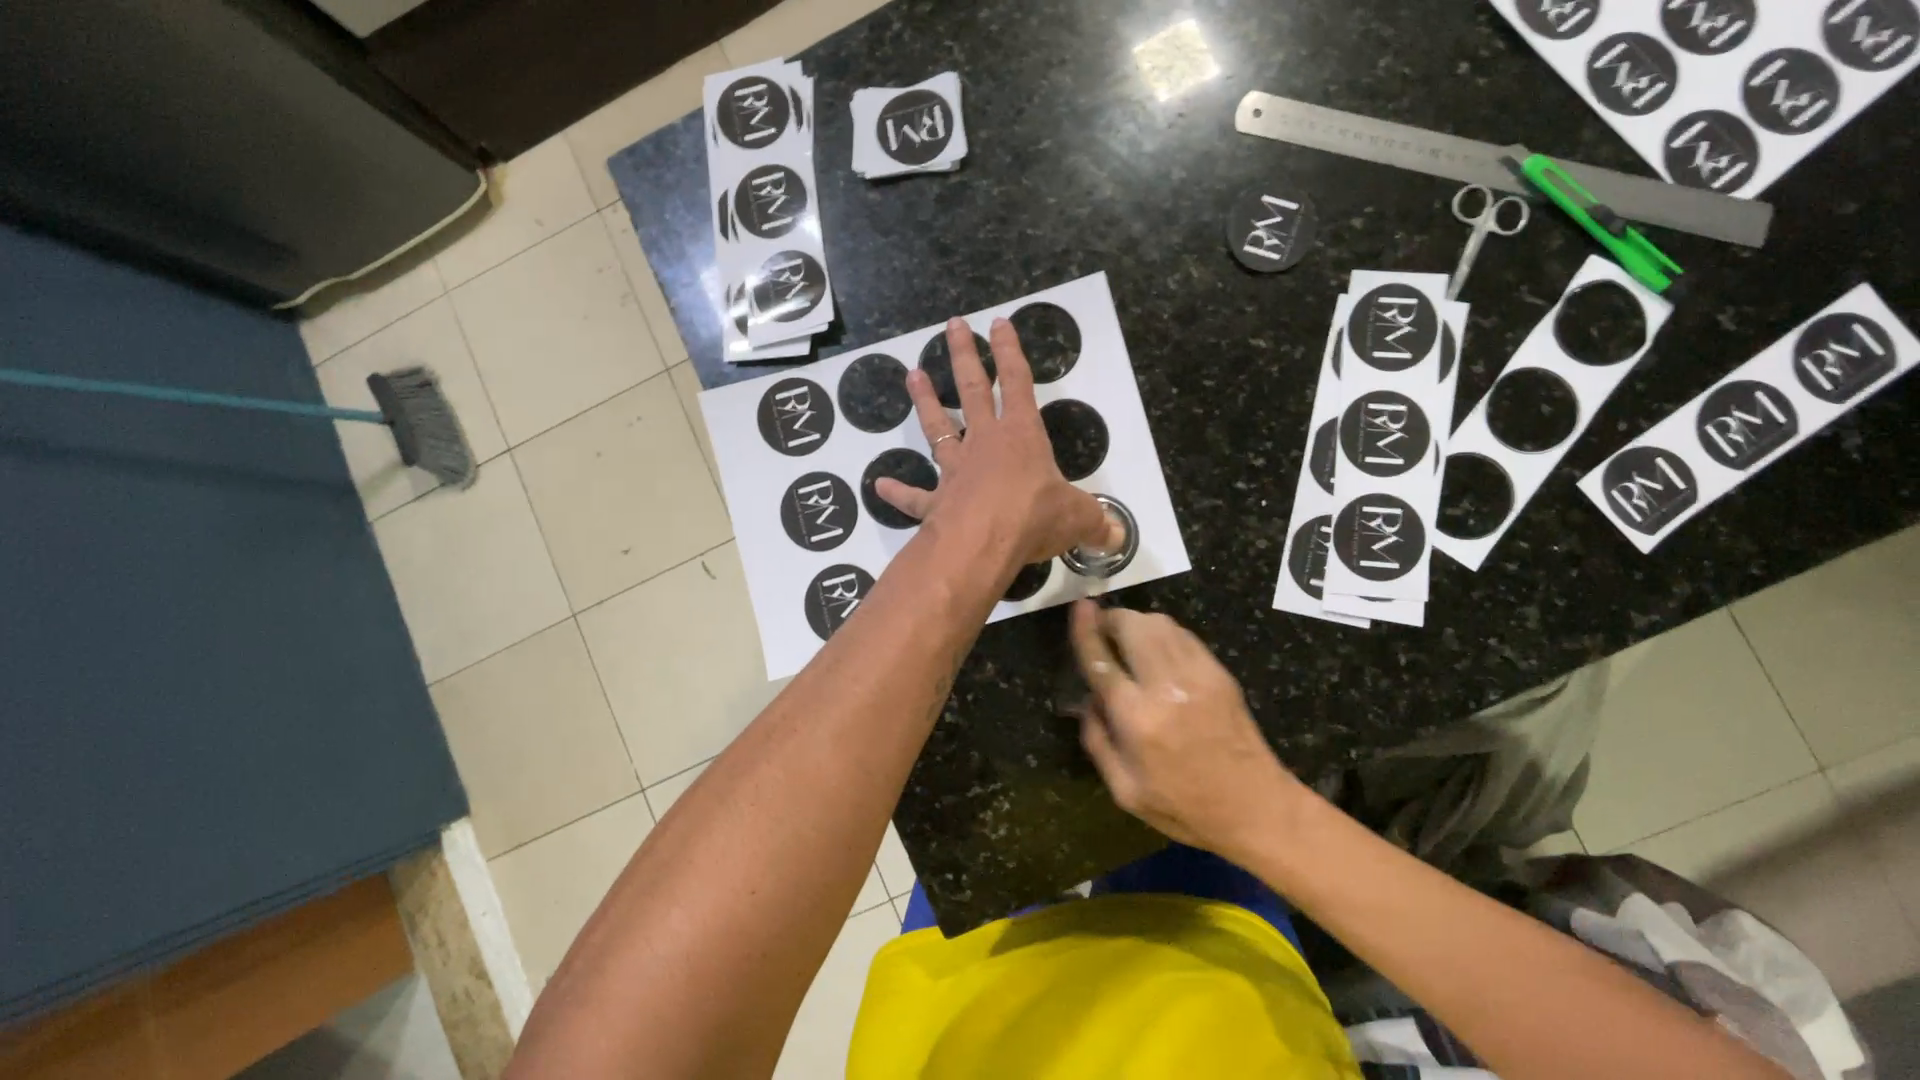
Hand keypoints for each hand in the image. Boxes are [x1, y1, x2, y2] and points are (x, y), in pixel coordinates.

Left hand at [877, 318, 1119, 568]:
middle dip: (964, 355)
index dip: (1010, 352)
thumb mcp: (1077, 517)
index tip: (999, 323)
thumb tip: (1115, 535)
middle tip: (952, 326)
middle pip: (971, 389)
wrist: (982, 543)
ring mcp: (955, 471)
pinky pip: (914, 496)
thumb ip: (1094, 522)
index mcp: (1021, 436)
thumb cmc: (1033, 518)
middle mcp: (984, 444)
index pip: (1018, 383)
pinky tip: (879, 485)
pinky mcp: (935, 503)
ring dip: (924, 402)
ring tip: (912, 375)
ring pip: (937, 428)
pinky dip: (898, 492)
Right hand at [1068, 600, 1305, 860]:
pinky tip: (1158, 652)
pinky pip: (1184, 636)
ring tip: (1127, 639)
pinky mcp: (1220, 674)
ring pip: (1161, 625)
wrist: (1255, 807)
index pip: (1102, 660)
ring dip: (1137, 623)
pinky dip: (1164, 634)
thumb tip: (1087, 702)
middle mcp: (1166, 686)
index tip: (1078, 607)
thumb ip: (1098, 741)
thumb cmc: (1184, 807)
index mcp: (1137, 718)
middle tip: (1101, 629)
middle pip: (1134, 626)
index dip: (1086, 629)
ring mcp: (1198, 675)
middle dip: (1112, 619)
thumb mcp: (1125, 791)